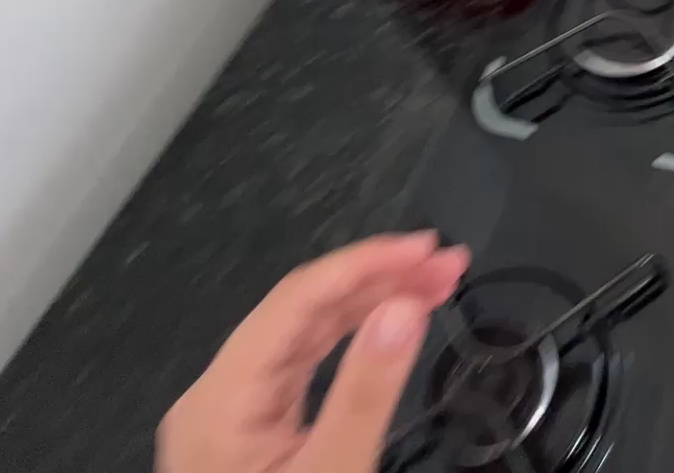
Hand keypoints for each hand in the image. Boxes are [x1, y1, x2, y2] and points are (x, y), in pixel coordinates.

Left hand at [157, 231, 470, 472]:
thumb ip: (365, 393)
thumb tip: (406, 306)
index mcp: (223, 400)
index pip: (299, 300)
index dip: (367, 262)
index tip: (431, 248)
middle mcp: (223, 391)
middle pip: (306, 306)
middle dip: (382, 275)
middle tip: (451, 264)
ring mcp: (238, 407)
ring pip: (312, 326)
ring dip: (378, 296)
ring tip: (439, 282)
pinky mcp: (258, 423)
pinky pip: (313, 355)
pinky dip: (361, 329)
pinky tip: (397, 318)